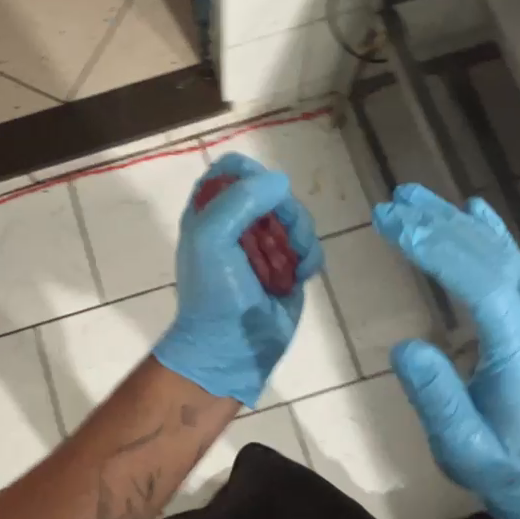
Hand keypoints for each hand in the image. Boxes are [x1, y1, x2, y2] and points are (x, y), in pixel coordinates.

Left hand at [152, 154, 323, 405]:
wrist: (230, 348)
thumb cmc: (213, 293)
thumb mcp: (211, 239)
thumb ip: (239, 200)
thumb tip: (279, 181)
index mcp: (210, 212)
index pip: (232, 170)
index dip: (250, 174)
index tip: (261, 194)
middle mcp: (237, 225)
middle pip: (272, 191)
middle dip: (284, 209)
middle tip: (281, 233)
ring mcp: (264, 247)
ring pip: (296, 217)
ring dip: (300, 235)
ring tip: (291, 263)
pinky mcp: (288, 269)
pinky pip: (309, 248)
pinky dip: (310, 258)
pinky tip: (300, 276)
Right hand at [373, 184, 519, 518]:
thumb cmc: (497, 465)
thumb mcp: (460, 447)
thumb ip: (438, 398)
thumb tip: (405, 347)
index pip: (484, 287)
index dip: (441, 252)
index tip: (397, 227)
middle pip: (493, 260)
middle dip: (440, 228)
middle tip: (392, 206)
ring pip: (503, 256)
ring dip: (456, 223)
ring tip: (412, 197)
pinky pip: (515, 266)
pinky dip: (490, 233)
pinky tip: (472, 208)